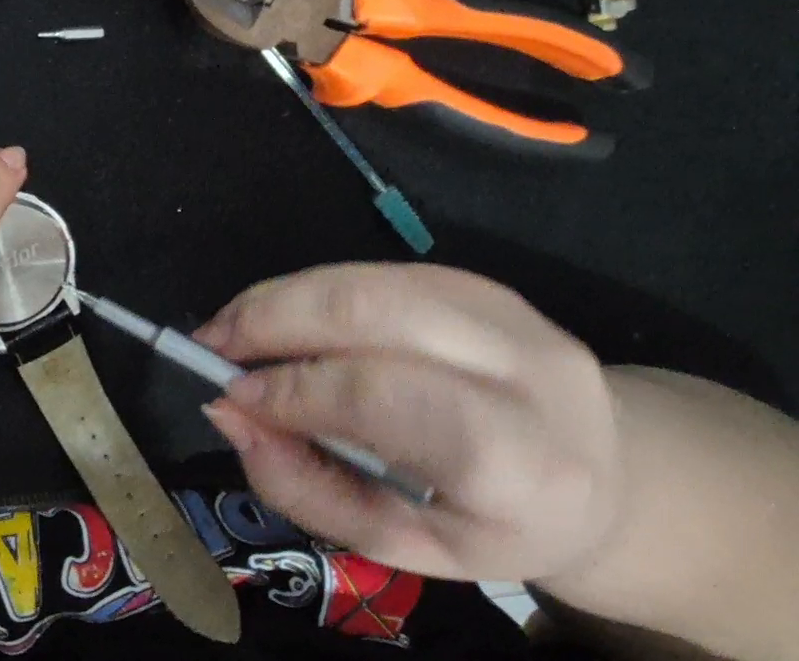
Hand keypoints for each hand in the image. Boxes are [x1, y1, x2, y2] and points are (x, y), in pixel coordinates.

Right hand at [194, 263, 622, 583]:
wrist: (609, 473)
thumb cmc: (495, 521)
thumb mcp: (406, 545)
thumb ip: (308, 489)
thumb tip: (230, 416)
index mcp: (523, 460)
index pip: (387, 400)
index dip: (297, 391)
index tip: (231, 396)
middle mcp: (524, 368)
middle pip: (369, 313)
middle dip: (270, 321)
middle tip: (209, 345)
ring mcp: (501, 311)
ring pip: (357, 279)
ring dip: (274, 297)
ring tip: (227, 328)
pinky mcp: (471, 281)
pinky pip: (361, 272)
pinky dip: (300, 291)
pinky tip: (272, 317)